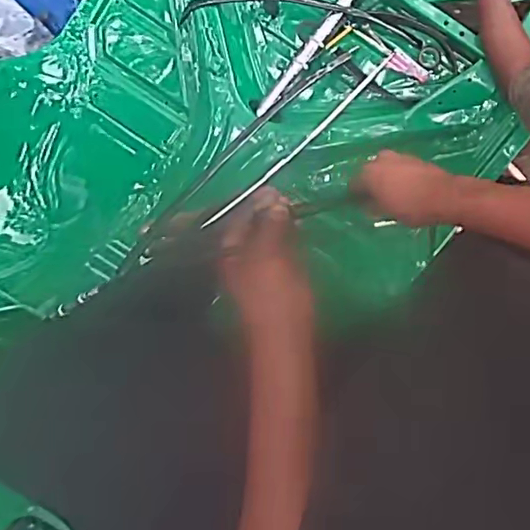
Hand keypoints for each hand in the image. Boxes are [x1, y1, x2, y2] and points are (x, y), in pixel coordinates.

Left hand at [219, 190, 313, 333]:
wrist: (287, 341)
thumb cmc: (275, 296)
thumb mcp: (271, 255)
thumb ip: (270, 225)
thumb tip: (273, 198)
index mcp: (231, 252)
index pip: (237, 217)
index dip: (254, 201)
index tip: (276, 188)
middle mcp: (238, 259)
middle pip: (249, 227)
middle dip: (265, 211)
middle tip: (286, 196)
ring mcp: (256, 271)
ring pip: (264, 238)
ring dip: (276, 223)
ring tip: (294, 209)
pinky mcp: (274, 281)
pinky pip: (277, 250)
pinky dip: (285, 238)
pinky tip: (298, 232)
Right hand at [353, 150, 469, 227]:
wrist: (446, 195)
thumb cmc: (412, 207)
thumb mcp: (387, 212)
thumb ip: (371, 207)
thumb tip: (365, 204)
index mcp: (368, 173)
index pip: (352, 184)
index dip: (353, 197)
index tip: (357, 206)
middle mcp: (380, 159)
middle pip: (368, 173)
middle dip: (369, 185)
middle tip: (373, 201)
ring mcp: (397, 156)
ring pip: (383, 168)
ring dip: (384, 179)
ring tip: (390, 195)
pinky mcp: (412, 157)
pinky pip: (397, 167)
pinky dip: (396, 176)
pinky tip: (403, 188)